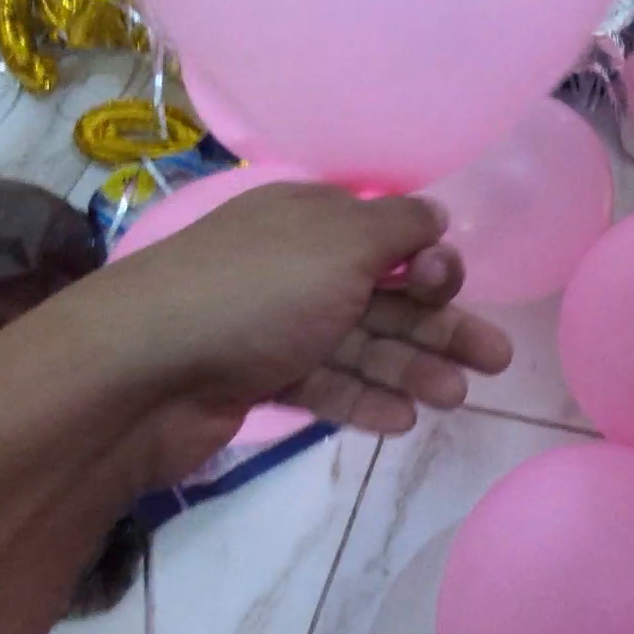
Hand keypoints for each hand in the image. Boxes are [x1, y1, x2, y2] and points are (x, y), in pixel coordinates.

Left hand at [34, 182, 512, 484]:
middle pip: (388, 296)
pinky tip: (402, 421)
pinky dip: (364, 400)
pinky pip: (326, 384)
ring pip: (364, 345)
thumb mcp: (342, 240)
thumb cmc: (259, 289)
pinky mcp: (260, 378)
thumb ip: (400, 226)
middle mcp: (300, 267)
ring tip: (456, 397)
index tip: (450, 283)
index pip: (389, 237)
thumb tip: (438, 212)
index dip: (429, 262)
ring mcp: (278, 325)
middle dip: (442, 326)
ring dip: (413, 369)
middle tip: (497, 359)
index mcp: (314, 221)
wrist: (137, 370)